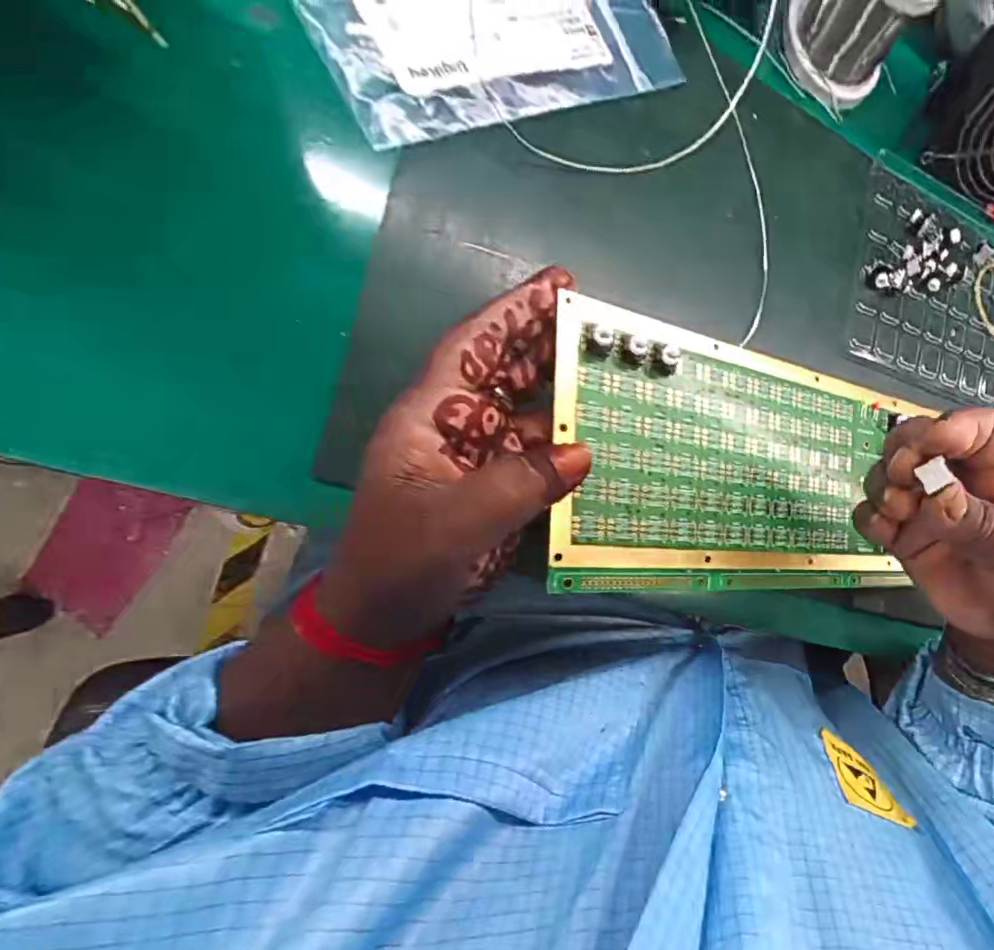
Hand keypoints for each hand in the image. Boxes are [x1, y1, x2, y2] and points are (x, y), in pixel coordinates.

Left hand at [318, 266, 592, 646]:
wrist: (382, 620)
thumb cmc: (400, 563)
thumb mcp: (456, 522)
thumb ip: (520, 484)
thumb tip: (583, 453)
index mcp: (429, 419)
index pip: (473, 349)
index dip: (513, 314)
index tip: (558, 285)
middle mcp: (454, 431)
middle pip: (504, 375)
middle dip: (546, 347)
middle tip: (598, 329)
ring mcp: (475, 465)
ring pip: (524, 419)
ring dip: (563, 402)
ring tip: (610, 382)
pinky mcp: (492, 496)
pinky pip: (534, 464)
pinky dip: (563, 454)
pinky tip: (596, 446)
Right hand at [852, 408, 993, 681]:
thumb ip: (982, 522)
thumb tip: (935, 496)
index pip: (981, 430)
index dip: (951, 428)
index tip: (929, 445)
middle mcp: (964, 480)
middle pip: (922, 443)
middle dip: (903, 452)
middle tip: (902, 475)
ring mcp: (931, 508)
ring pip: (890, 476)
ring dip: (883, 486)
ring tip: (897, 511)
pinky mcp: (908, 538)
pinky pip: (875, 517)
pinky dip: (869, 518)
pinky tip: (883, 531)